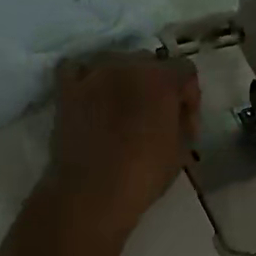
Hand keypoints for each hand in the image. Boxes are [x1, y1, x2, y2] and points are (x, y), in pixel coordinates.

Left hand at [48, 50, 199, 232]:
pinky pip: (75, 68)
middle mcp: (127, 66)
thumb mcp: (180, 151)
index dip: (189, 98)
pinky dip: (85, 78)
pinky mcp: (66, 90)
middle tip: (154, 118)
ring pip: (114, 61)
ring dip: (123, 79)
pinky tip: (90, 95)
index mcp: (161, 80)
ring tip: (121, 108)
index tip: (185, 126)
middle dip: (156, 87)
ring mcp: (93, 75)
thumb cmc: (143, 176)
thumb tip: (176, 115)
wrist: (92, 194)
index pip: (185, 71)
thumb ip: (181, 122)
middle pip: (149, 63)